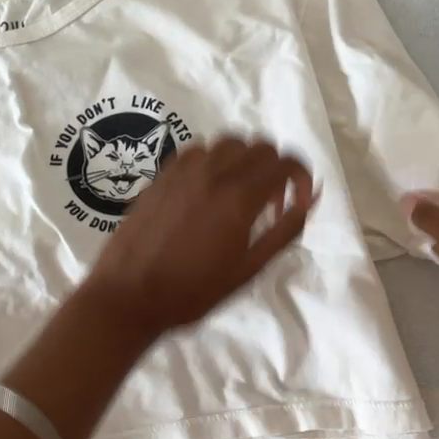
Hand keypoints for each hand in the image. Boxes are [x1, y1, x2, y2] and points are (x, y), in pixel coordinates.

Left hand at [77, 137, 316, 339]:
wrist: (128, 295)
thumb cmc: (193, 292)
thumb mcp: (249, 269)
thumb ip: (285, 230)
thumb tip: (311, 197)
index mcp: (240, 197)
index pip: (286, 162)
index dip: (302, 176)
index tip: (300, 199)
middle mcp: (214, 172)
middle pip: (260, 146)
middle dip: (276, 169)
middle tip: (272, 204)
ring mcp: (184, 169)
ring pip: (229, 143)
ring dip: (245, 161)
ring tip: (241, 194)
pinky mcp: (162, 173)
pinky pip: (198, 150)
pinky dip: (215, 162)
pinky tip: (208, 191)